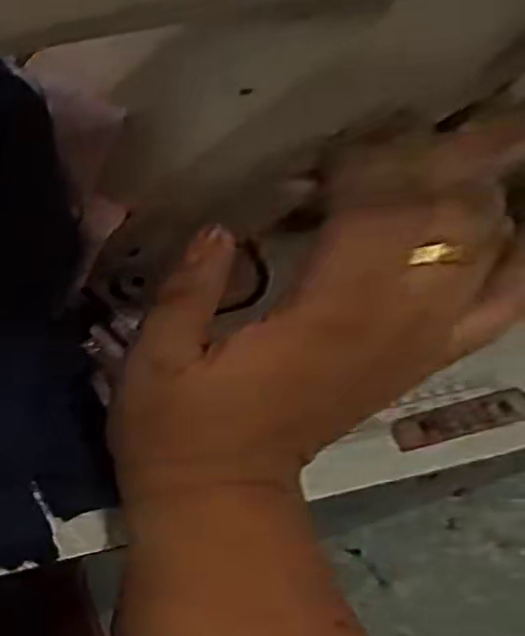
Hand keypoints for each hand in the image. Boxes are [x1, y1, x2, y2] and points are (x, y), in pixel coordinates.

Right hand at [110, 114, 524, 507]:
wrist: (213, 489)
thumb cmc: (170, 429)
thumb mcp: (152, 364)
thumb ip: (184, 296)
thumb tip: (215, 231)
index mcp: (325, 316)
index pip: (378, 210)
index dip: (366, 164)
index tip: (333, 145)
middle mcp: (397, 318)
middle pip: (451, 212)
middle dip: (428, 162)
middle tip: (384, 141)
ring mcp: (423, 338)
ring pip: (492, 239)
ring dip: (476, 190)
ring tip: (440, 162)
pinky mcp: (426, 356)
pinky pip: (508, 293)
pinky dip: (515, 252)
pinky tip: (492, 229)